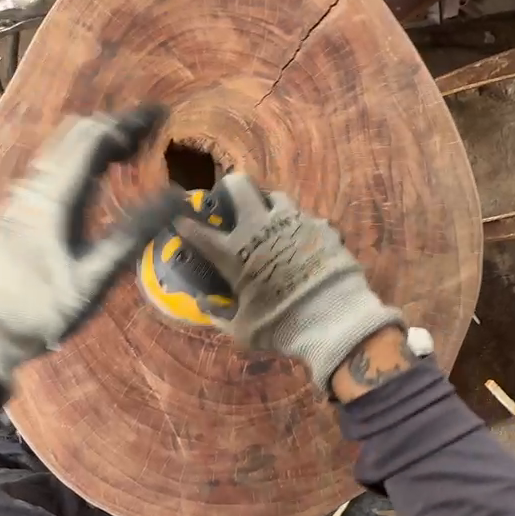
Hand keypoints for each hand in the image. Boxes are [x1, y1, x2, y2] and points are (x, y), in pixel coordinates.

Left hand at [0, 105, 182, 388]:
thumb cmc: (41, 307)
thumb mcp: (94, 277)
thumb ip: (134, 234)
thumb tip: (178, 197)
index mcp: (56, 197)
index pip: (95, 138)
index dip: (130, 122)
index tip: (162, 115)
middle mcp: (35, 187)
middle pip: (75, 135)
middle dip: (114, 126)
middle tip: (148, 133)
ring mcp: (20, 198)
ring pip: (58, 150)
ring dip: (93, 142)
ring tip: (125, 153)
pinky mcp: (13, 213)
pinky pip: (49, 169)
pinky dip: (77, 161)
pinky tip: (89, 185)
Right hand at [174, 174, 402, 392]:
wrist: (333, 320)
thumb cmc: (280, 326)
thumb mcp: (242, 329)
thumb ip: (219, 314)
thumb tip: (204, 304)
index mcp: (233, 253)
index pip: (199, 230)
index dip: (186, 223)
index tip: (181, 221)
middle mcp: (259, 227)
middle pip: (239, 186)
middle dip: (230, 188)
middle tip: (230, 201)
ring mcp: (292, 221)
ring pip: (275, 195)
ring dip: (267, 203)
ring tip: (267, 218)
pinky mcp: (320, 225)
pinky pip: (304, 217)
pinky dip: (297, 226)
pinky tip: (299, 240)